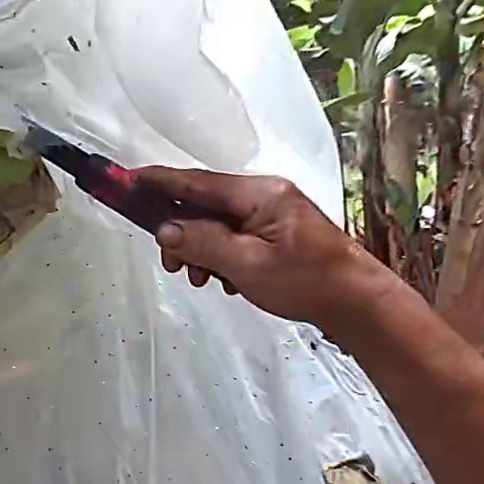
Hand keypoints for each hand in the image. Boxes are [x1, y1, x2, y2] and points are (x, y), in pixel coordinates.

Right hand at [137, 167, 379, 324]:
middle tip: (171, 264)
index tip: (128, 181)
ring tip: (200, 278)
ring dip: (200, 249)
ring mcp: (272, 212)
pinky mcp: (277, 231)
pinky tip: (226, 279)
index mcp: (258, 193)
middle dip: (181, 231)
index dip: (159, 182)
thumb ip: (202, 243)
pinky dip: (221, 256)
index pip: (195, 182)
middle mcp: (263, 194)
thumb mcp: (245, 265)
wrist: (356, 303)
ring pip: (217, 223)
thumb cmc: (304, 282)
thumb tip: (165, 230)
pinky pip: (234, 235)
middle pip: (204, 203)